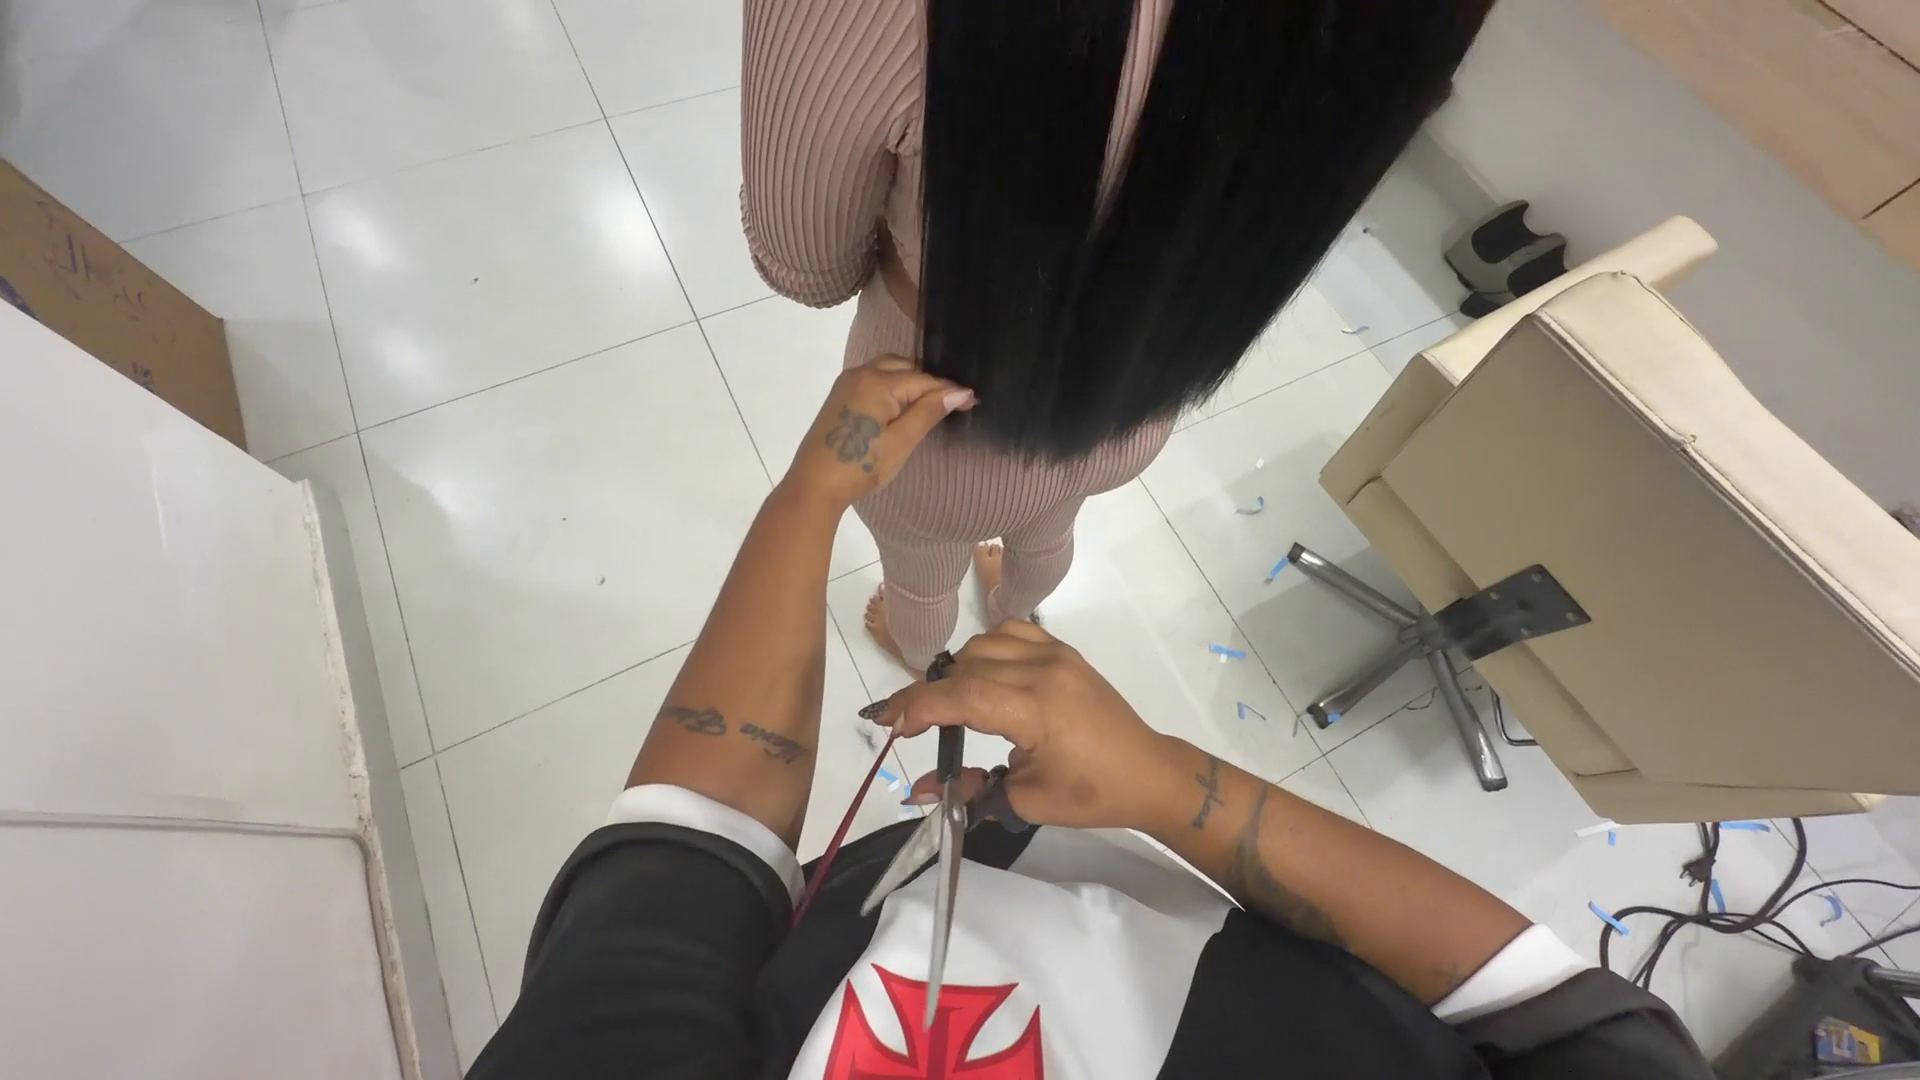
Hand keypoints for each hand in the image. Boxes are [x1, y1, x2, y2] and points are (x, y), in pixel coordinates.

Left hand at [783, 356, 973, 507]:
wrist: (814, 485)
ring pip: (888, 370)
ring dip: (910, 382)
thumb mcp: (901, 442)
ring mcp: (847, 383)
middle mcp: (861, 373)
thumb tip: (959, 392)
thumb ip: (928, 412)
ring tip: (930, 404)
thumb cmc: (861, 466)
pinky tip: (903, 406)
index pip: (924, 380)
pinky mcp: (840, 396)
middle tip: (952, 403)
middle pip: (905, 367)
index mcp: (878, 382)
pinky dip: (893, 387)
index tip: (973, 401)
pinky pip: (874, 380)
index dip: (949, 390)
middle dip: (929, 382)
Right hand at [873, 621, 1174, 830]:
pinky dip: (988, 647)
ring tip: (954, 704)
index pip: (961, 696)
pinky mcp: (1063, 649)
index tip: (889, 723)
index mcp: (1036, 709)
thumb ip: (970, 789)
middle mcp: (1042, 669)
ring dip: (959, 671)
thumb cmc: (1091, 794)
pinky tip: (986, 673)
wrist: (1147, 771)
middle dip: (930, 694)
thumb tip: (918, 789)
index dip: (918, 706)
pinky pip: (1013, 631)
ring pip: (984, 644)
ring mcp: (1055, 653)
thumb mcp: (1027, 800)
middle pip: (966, 668)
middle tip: (910, 723)